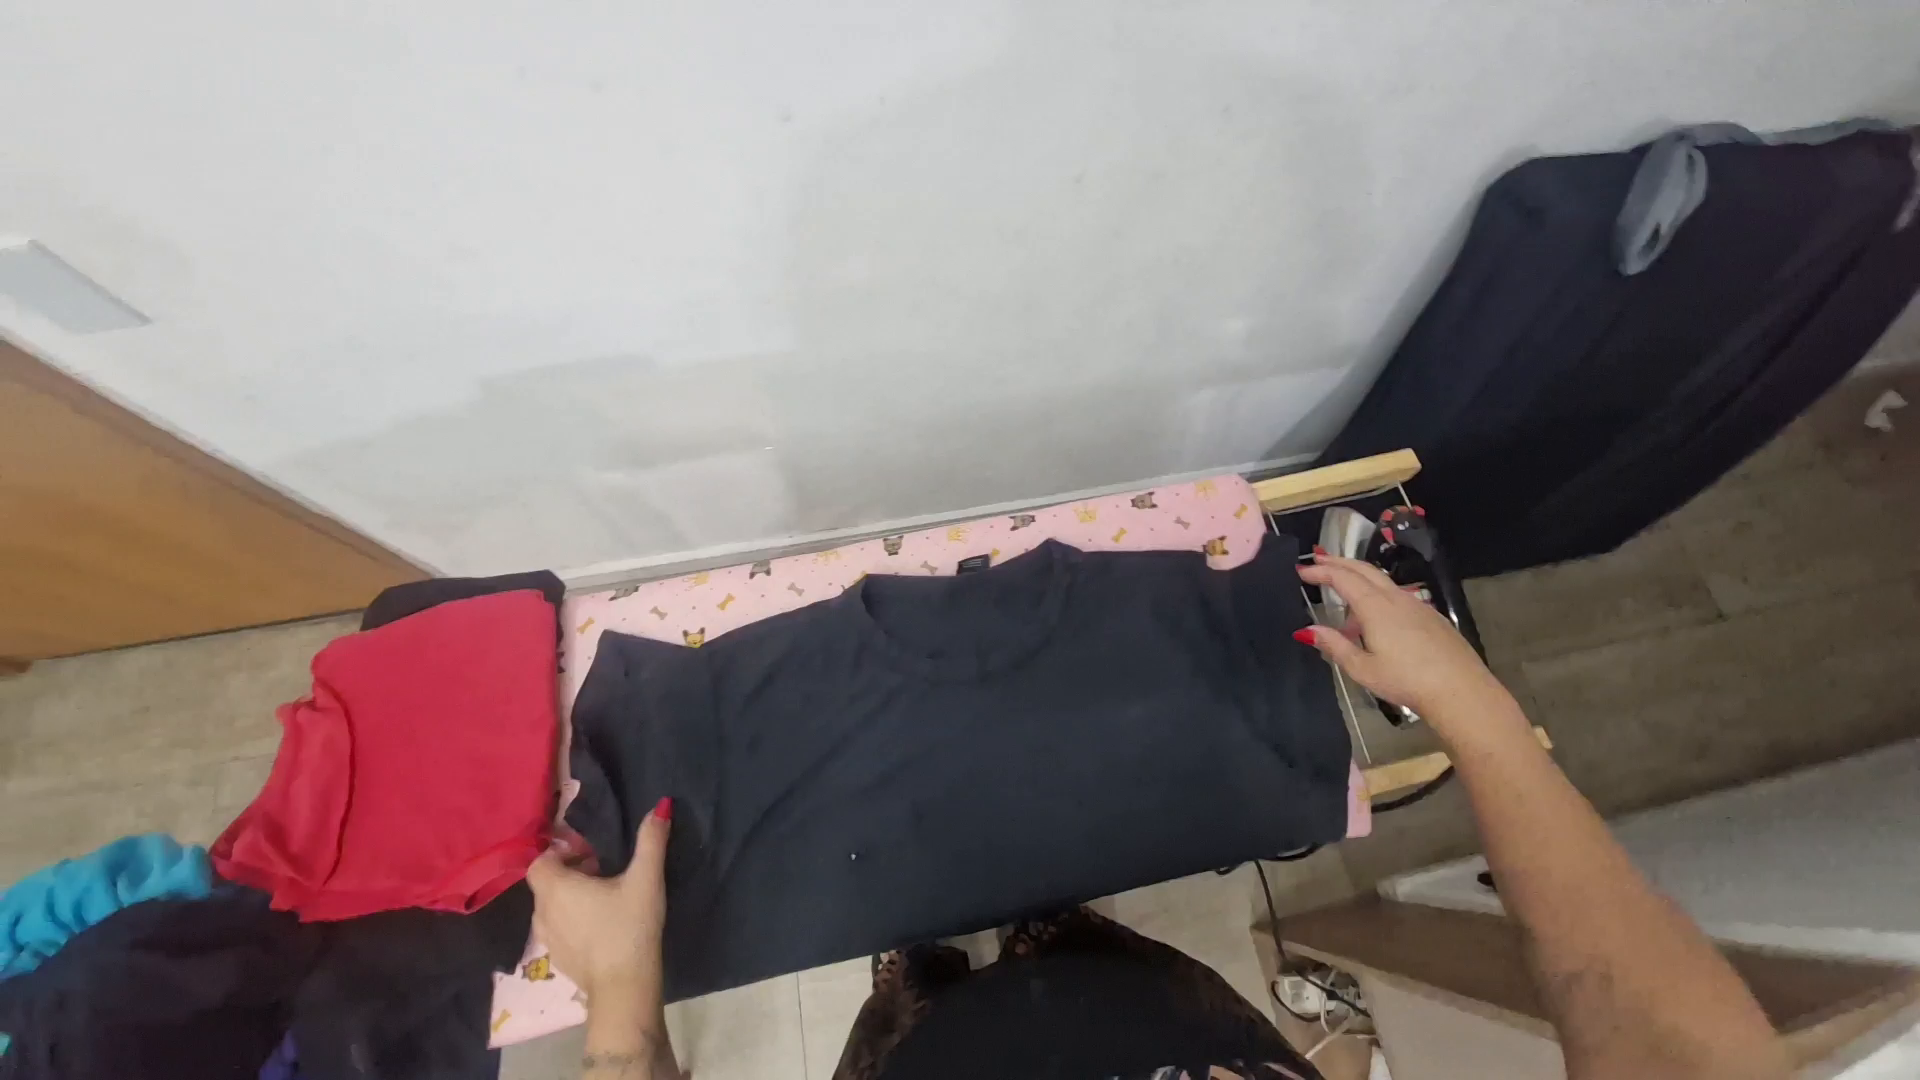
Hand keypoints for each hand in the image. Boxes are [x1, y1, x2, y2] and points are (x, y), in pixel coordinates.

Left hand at [526, 796, 671, 1006]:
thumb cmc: (629, 924)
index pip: (540, 861)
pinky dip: (572, 918)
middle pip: (546, 882)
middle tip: (605, 870)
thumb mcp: (646, 877)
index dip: (562, 852)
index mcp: (557, 888)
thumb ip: (651, 839)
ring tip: (604, 896)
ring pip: (550, 906)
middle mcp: (542, 912)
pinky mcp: (556, 959)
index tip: (592, 853)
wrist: (624, 985)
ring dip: (571, 896)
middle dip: (571, 871)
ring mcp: (546, 939)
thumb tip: (660, 804)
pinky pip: (557, 927)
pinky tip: (601, 923)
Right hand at [1295, 553, 1519, 743]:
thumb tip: (1307, 630)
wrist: (1462, 691)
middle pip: (1364, 569)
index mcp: (1375, 608)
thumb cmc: (1406, 681)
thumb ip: (1334, 645)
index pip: (1342, 578)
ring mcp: (1417, 605)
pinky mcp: (1432, 617)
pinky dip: (1378, 593)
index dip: (1320, 571)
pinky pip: (1398, 595)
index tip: (1300, 571)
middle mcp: (1396, 599)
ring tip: (1342, 592)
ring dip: (1358, 577)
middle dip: (1339, 562)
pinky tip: (1375, 617)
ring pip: (1383, 581)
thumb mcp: (1362, 668)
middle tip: (1318, 560)